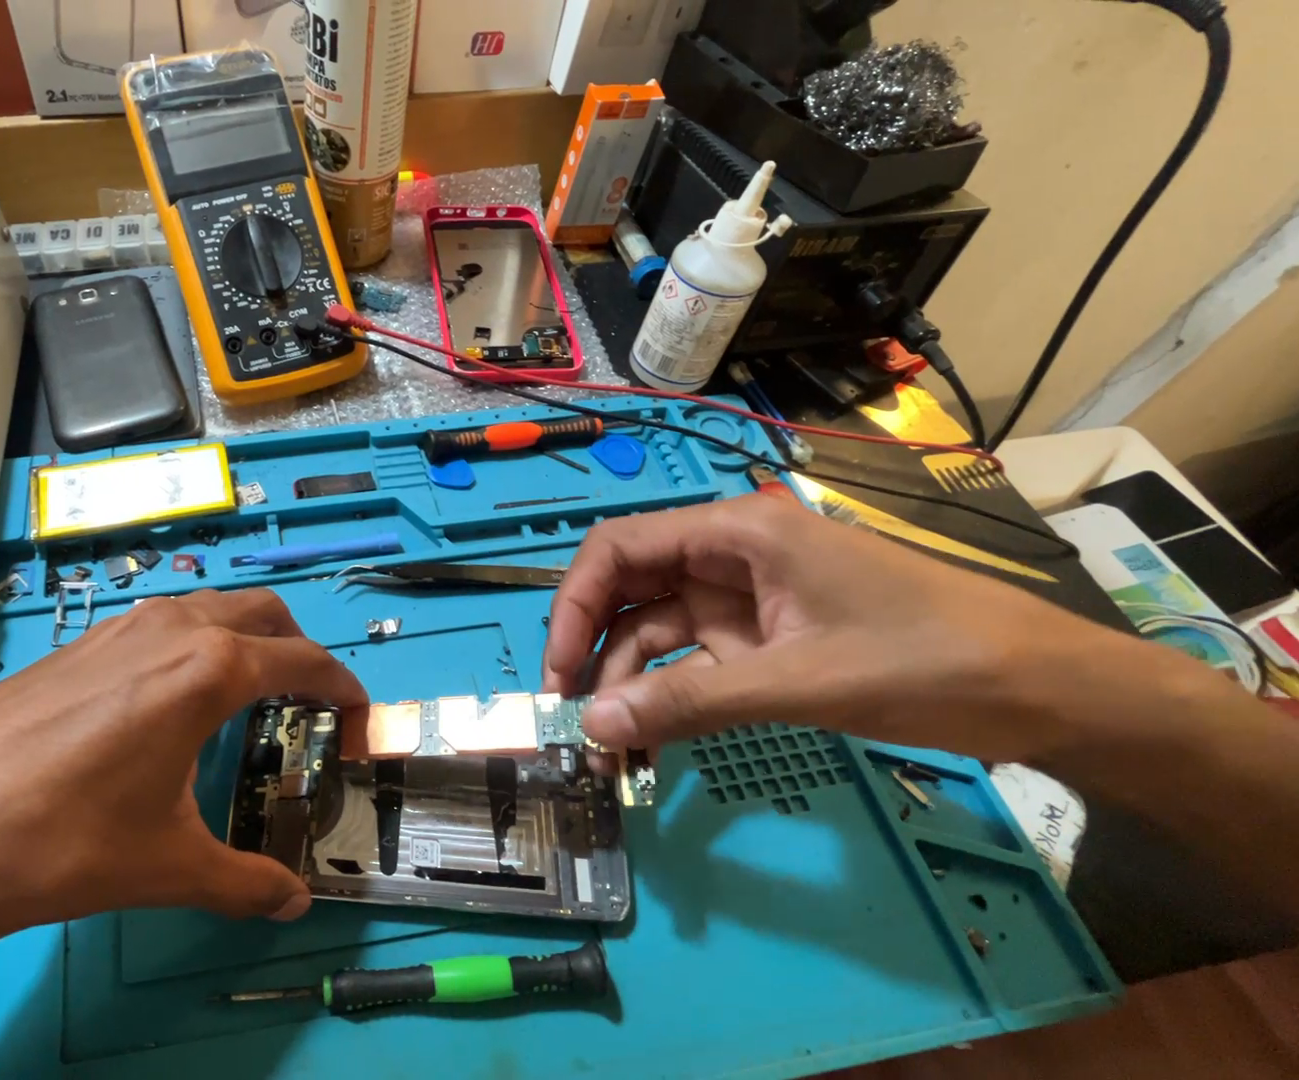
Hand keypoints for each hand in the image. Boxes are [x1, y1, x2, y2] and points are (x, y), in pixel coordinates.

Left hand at [0, 588, 366, 944]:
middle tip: (308, 701)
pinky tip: (164, 708)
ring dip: (242, 639)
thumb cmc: (64, 844)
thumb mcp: (169, 867)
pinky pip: (157, 627)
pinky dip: (189, 648)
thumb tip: (294, 905)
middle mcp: (171, 629)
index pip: (305, 659)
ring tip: (242, 699)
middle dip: (298, 647)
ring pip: (207, 609)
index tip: (360, 717)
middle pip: (263, 612)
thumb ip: (246, 883)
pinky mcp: (75, 645)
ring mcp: (117, 629)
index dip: (345, 687)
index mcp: (210, 669)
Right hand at [542, 494, 1155, 763]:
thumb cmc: (929, 659)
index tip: (558, 670)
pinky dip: (665, 704)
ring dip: (626, 689)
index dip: (574, 603)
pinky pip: (691, 669)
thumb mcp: (801, 680)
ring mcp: (743, 605)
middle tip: (571, 719)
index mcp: (737, 533)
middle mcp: (728, 559)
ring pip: (655, 636)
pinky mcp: (761, 645)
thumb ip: (690, 701)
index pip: (619, 547)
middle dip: (591, 652)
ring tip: (608, 754)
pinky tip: (647, 746)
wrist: (1048, 694)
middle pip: (628, 592)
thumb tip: (593, 727)